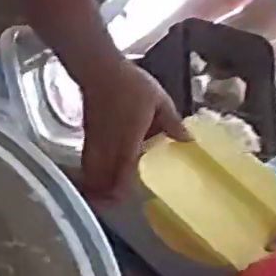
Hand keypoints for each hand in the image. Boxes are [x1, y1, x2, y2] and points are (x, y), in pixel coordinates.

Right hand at [78, 61, 187, 199]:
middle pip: (102, 175)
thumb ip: (172, 123)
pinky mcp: (88, 137)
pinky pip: (88, 160)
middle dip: (105, 190)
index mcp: (129, 137)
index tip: (125, 198)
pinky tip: (96, 173)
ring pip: (92, 170)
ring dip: (96, 183)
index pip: (124, 168)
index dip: (122, 185)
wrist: (100, 74)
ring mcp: (96, 141)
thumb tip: (187, 141)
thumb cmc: (132, 85)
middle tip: (112, 201)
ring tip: (102, 193)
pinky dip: (91, 170)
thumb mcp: (160, 101)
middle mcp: (109, 144)